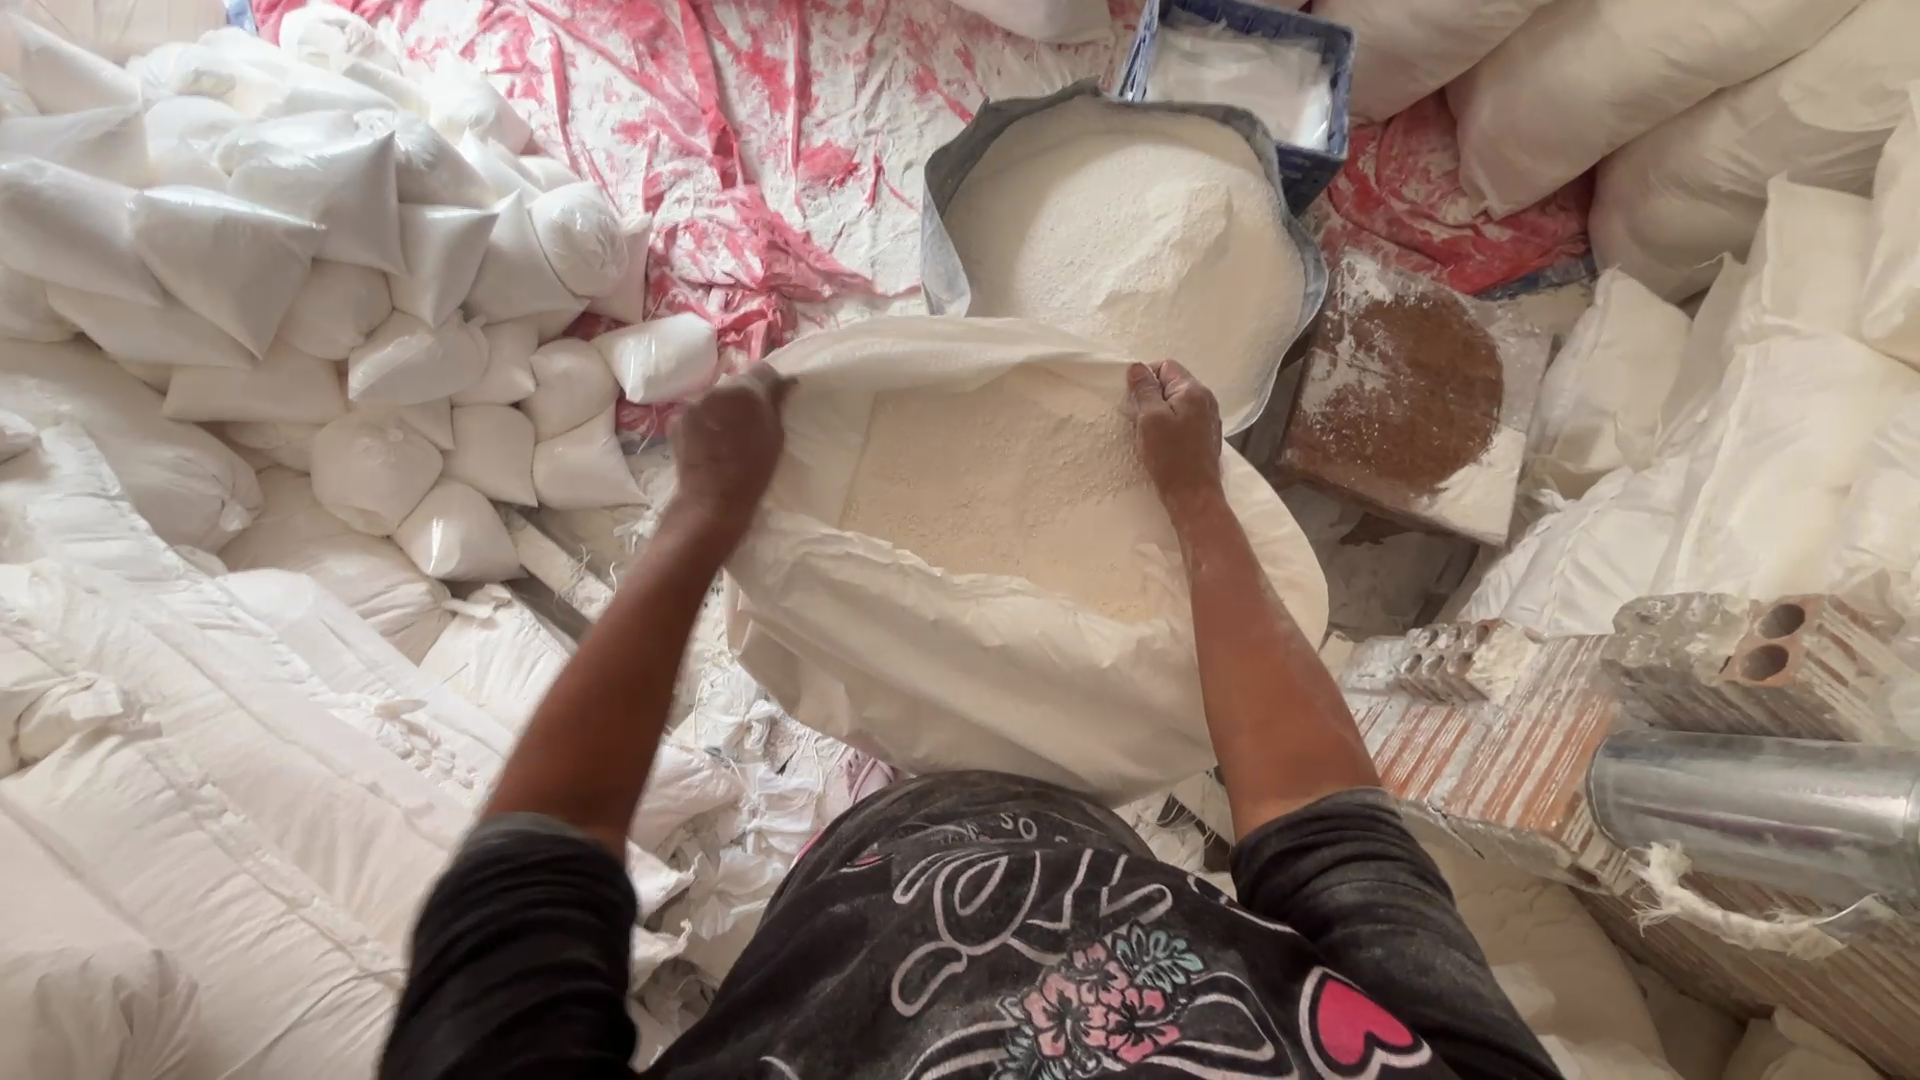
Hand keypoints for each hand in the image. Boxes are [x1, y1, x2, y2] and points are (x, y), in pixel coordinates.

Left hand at [667, 362, 793, 549]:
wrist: (713, 498)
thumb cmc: (754, 470)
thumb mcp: (776, 437)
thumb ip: (777, 404)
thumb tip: (787, 382)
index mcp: (746, 390)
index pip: (763, 371)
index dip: (772, 383)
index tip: (777, 398)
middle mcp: (717, 389)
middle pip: (737, 384)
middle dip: (746, 397)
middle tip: (754, 420)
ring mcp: (694, 404)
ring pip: (716, 398)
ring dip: (725, 409)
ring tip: (730, 434)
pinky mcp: (677, 420)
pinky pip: (698, 413)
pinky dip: (707, 422)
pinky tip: (712, 442)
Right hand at [1128, 360, 1222, 515]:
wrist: (1193, 494)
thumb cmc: (1170, 456)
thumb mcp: (1150, 419)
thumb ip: (1144, 391)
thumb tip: (1137, 368)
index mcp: (1193, 390)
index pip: (1166, 366)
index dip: (1145, 377)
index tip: (1133, 398)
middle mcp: (1206, 399)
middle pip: (1173, 384)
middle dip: (1152, 395)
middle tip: (1137, 417)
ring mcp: (1209, 418)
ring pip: (1177, 403)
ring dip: (1160, 412)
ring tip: (1147, 431)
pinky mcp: (1206, 436)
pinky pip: (1184, 419)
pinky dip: (1170, 425)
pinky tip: (1161, 442)